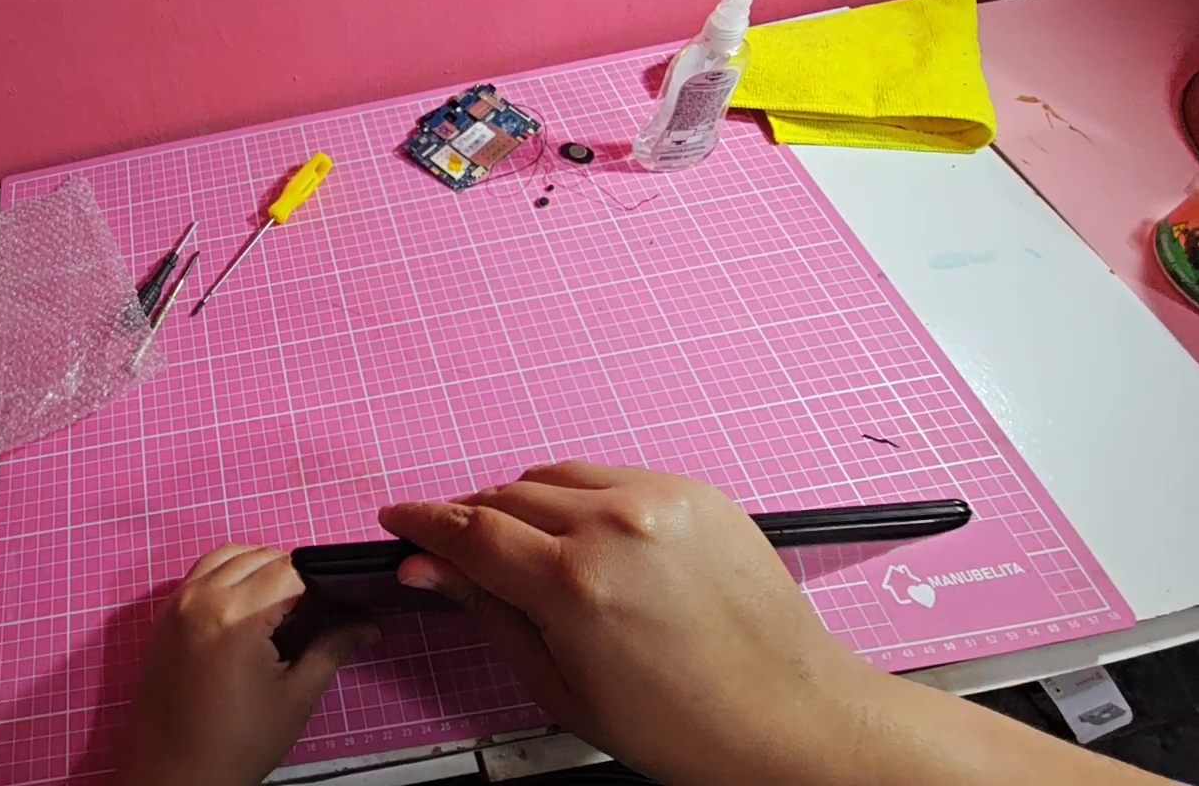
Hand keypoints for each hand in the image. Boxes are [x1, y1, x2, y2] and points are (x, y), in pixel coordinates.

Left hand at [120, 545, 378, 785]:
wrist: (172, 780)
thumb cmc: (235, 746)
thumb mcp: (294, 698)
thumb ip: (330, 649)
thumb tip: (366, 626)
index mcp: (237, 616)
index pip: (289, 570)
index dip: (317, 584)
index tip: (331, 605)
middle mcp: (203, 596)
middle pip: (259, 556)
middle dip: (289, 575)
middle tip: (306, 613)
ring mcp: (178, 601)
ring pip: (228, 555)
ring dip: (256, 567)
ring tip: (274, 608)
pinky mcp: (163, 612)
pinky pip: (200, 572)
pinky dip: (225, 574)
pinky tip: (240, 608)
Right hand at [379, 463, 876, 785]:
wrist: (799, 720)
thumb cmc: (681, 725)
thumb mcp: (561, 685)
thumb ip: (485, 609)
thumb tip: (425, 565)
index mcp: (576, 585)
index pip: (469, 531)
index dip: (423, 522)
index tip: (398, 520)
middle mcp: (613, 526)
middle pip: (502, 496)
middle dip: (474, 521)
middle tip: (469, 554)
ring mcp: (655, 498)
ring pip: (544, 475)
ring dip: (523, 505)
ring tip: (539, 552)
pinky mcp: (686, 487)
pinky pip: (598, 472)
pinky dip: (574, 497)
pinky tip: (589, 537)